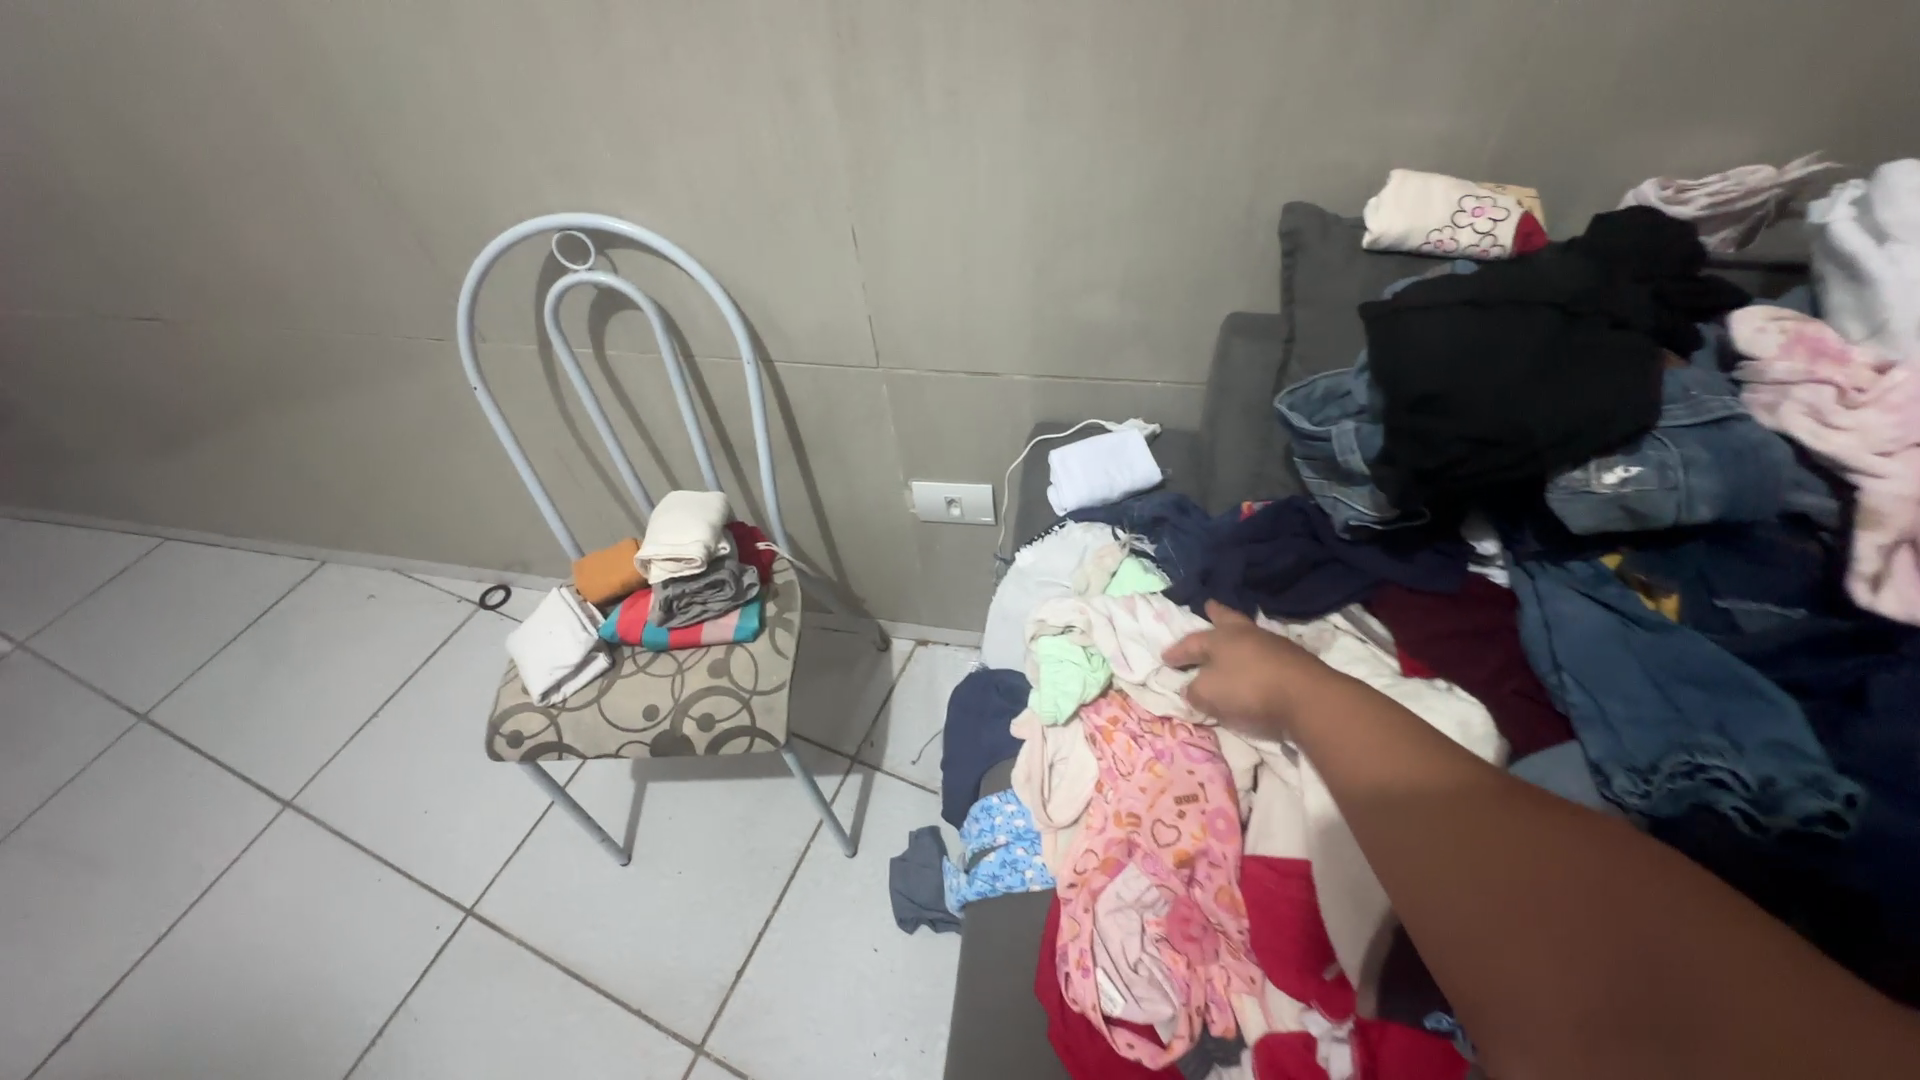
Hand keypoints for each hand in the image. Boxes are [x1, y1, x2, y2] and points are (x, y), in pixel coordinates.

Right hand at [1163, 600, 1331, 738]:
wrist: (1305, 696)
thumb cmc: (1248, 689)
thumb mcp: (1208, 694)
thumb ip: (1195, 690)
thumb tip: (1191, 689)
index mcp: (1220, 638)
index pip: (1192, 642)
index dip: (1177, 651)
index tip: (1165, 658)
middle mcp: (1246, 634)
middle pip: (1227, 619)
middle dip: (1216, 614)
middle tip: (1209, 605)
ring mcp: (1273, 644)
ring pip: (1249, 634)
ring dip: (1238, 636)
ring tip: (1233, 638)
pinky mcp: (1294, 659)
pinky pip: (1267, 652)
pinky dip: (1256, 655)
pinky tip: (1256, 661)